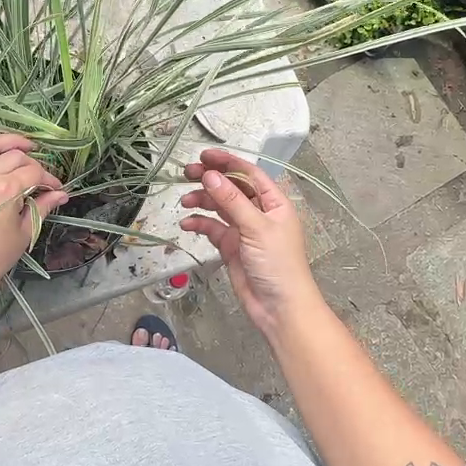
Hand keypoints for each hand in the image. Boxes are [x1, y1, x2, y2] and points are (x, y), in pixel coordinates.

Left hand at [0, 133, 66, 319]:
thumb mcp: (22, 235)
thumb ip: (41, 208)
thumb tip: (61, 194)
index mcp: (7, 189)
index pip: (35, 172)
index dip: (49, 178)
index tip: (57, 188)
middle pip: (14, 156)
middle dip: (32, 163)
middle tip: (39, 176)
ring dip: (5, 142)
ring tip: (19, 145)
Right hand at [179, 148, 322, 337]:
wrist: (280, 308)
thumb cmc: (278, 264)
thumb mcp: (256, 227)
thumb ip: (231, 200)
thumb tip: (210, 175)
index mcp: (274, 202)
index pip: (248, 173)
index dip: (227, 162)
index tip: (204, 156)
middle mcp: (259, 212)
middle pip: (231, 187)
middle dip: (210, 179)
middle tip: (186, 173)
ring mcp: (244, 230)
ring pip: (219, 206)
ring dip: (203, 201)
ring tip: (185, 202)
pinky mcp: (231, 247)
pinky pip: (213, 228)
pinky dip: (200, 224)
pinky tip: (188, 224)